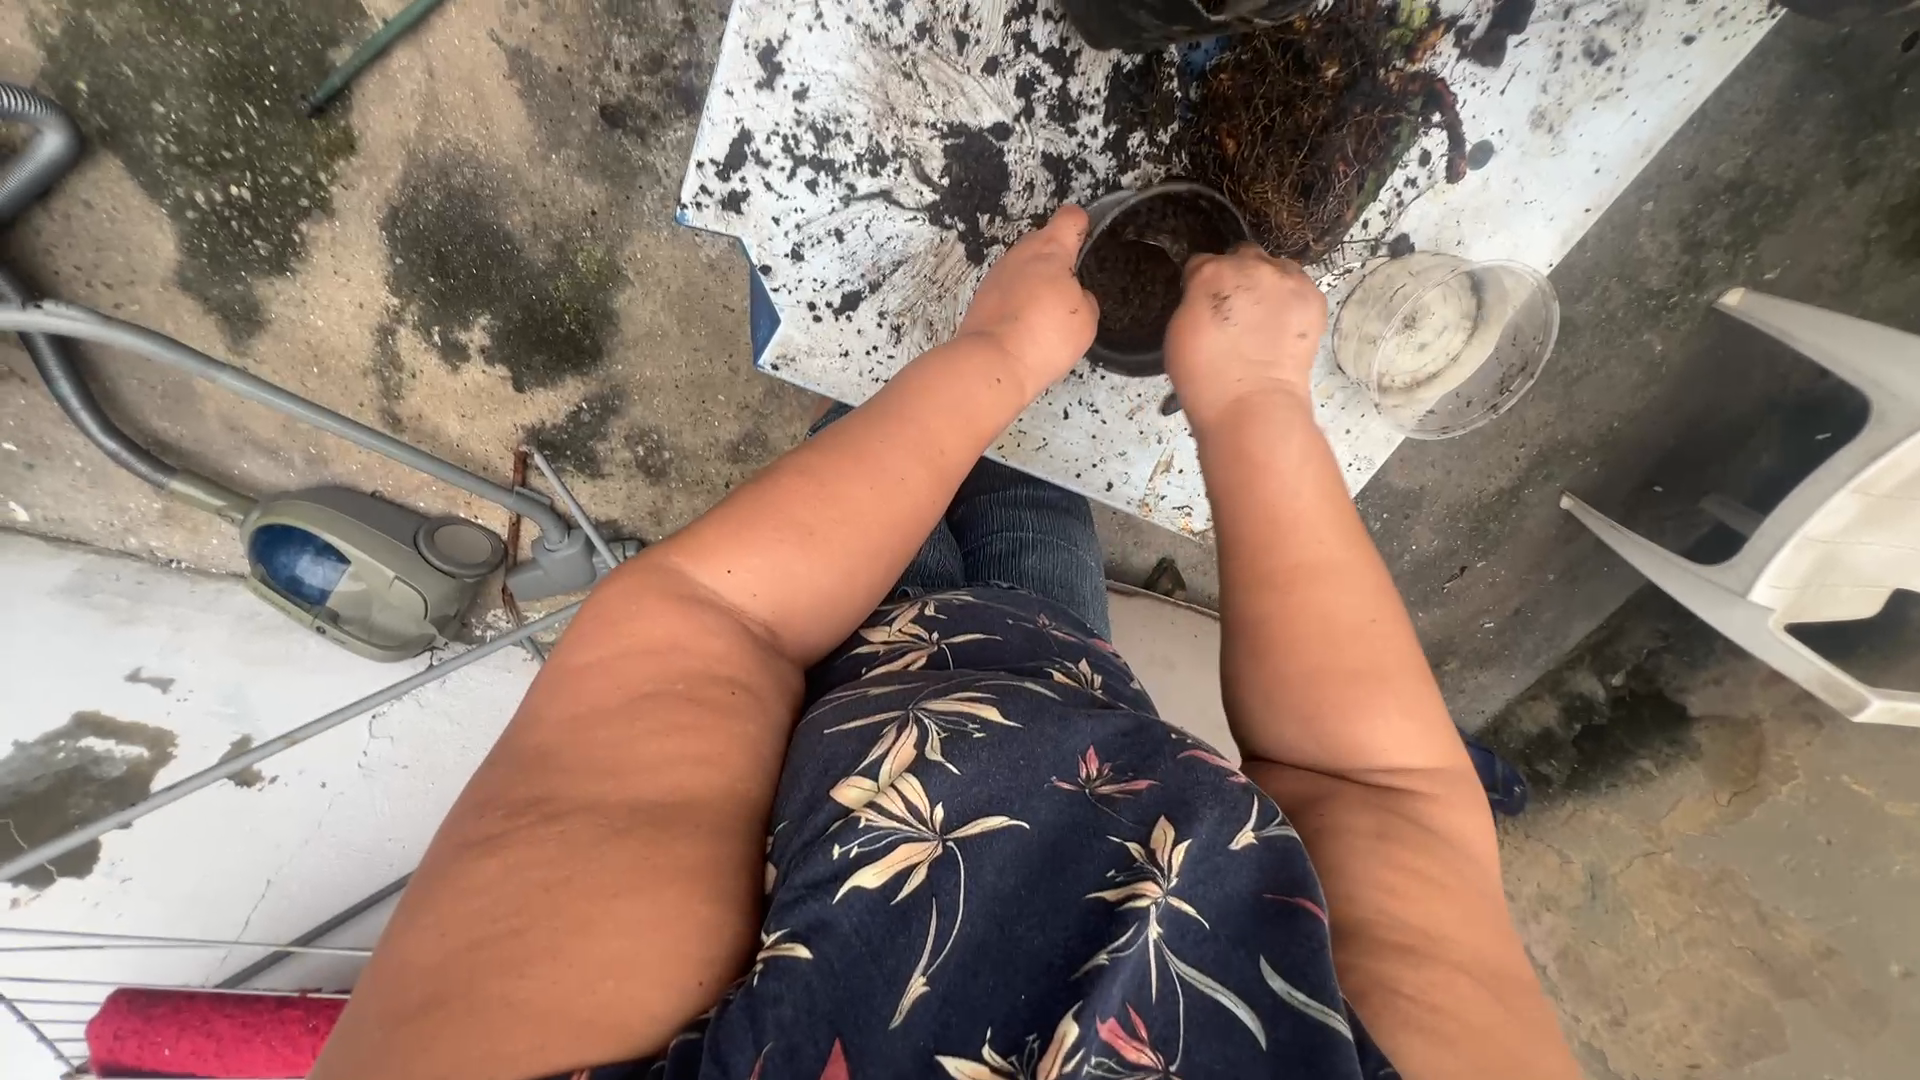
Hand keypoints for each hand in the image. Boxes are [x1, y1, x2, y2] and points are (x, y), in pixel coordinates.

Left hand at [955, 206, 1098, 396]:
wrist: (993, 363)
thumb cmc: (1042, 337)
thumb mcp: (1086, 320)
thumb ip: (1085, 298)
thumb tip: (1076, 296)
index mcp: (1050, 249)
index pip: (1070, 218)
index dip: (1081, 225)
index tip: (1085, 235)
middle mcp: (1019, 254)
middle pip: (1042, 242)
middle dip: (1056, 261)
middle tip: (1068, 289)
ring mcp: (996, 275)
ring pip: (1021, 268)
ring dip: (1033, 284)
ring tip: (1045, 315)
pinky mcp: (981, 298)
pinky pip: (1006, 291)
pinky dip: (1016, 303)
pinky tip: (1024, 327)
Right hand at [1164, 244, 1327, 429]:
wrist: (1250, 402)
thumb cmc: (1203, 376)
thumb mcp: (1179, 332)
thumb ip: (1193, 302)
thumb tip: (1203, 298)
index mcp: (1210, 273)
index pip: (1201, 263)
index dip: (1199, 284)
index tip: (1200, 302)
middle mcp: (1250, 266)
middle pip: (1243, 256)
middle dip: (1237, 276)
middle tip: (1235, 310)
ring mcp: (1286, 280)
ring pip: (1276, 268)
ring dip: (1268, 284)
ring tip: (1263, 317)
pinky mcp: (1313, 297)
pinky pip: (1300, 287)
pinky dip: (1291, 301)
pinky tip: (1283, 326)